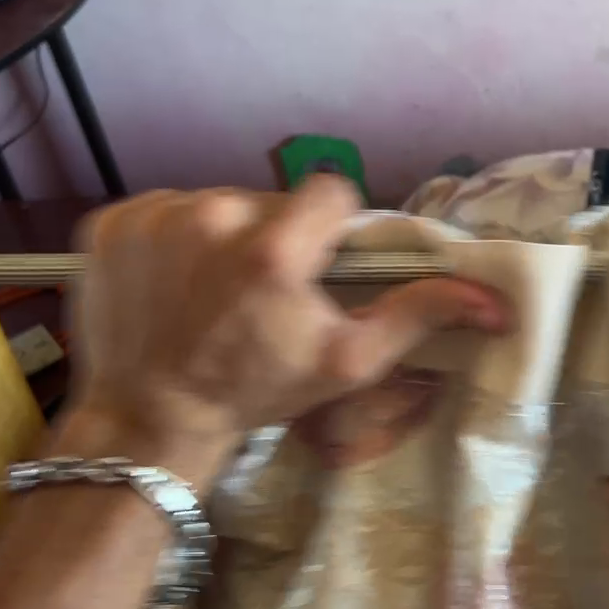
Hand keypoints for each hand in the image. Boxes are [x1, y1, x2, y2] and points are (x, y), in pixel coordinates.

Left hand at [64, 176, 508, 483]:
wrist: (151, 417)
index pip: (331, 191)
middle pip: (276, 199)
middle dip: (282, 233)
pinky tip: (178, 278)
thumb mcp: (353, 360)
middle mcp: (212, 216)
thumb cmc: (262, 388)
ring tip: (220, 287)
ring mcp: (155, 216)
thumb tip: (496, 303)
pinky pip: (171, 206)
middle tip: (269, 289)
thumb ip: (420, 314)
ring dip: (232, 234)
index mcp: (274, 249)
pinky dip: (180, 235)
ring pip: (224, 201)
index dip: (334, 226)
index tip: (321, 264)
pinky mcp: (112, 221)